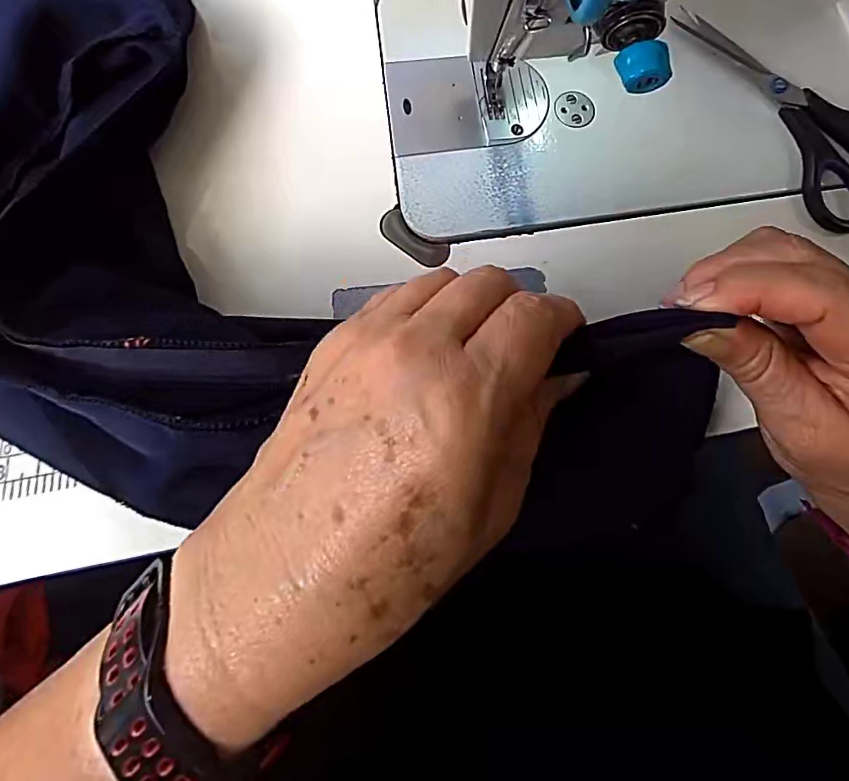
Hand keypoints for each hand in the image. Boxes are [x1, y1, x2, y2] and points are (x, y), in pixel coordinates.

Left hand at [162, 267, 583, 751]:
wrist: (282, 566)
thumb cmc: (396, 564)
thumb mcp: (491, 509)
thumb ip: (529, 425)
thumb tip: (559, 376)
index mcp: (465, 394)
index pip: (532, 314)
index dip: (561, 318)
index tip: (567, 336)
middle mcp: (414, 348)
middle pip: (487, 282)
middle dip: (516, 305)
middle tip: (519, 346)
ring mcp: (366, 337)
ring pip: (438, 281)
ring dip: (466, 303)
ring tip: (466, 348)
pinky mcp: (332, 340)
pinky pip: (392, 298)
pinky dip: (420, 310)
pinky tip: (416, 352)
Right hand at [671, 227, 848, 550]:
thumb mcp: (800, 430)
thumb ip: (756, 368)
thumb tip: (703, 323)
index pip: (820, 295)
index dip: (748, 288)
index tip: (693, 304)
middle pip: (801, 260)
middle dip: (729, 273)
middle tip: (683, 304)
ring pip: (786, 252)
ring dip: (729, 269)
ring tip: (693, 302)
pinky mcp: (830, 301)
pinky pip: (780, 265)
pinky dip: (736, 274)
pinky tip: (714, 299)